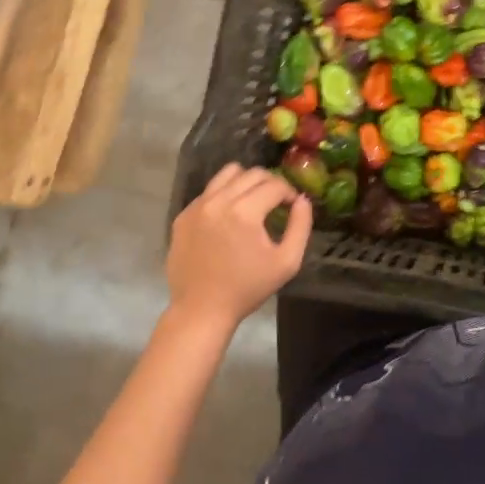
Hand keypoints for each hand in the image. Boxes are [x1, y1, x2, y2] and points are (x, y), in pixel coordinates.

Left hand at [166, 164, 311, 329]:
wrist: (201, 310)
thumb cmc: (247, 288)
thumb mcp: (287, 262)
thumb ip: (301, 226)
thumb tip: (301, 199)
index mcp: (245, 212)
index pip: (274, 185)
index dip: (289, 192)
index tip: (291, 206)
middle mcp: (219, 201)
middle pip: (252, 173)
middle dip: (270, 183)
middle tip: (276, 202)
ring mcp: (197, 206)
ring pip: (228, 174)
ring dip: (246, 182)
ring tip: (252, 202)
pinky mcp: (183, 215)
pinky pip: (209, 191)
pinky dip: (223, 195)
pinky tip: (228, 217)